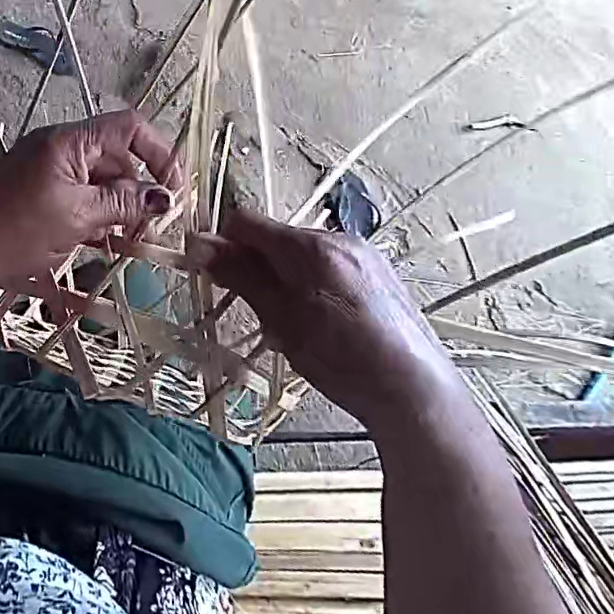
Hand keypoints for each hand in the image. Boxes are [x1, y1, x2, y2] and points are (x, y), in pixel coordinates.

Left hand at [0, 110, 183, 296]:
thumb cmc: (16, 232)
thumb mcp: (77, 218)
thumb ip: (123, 203)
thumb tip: (164, 198)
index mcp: (69, 141)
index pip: (128, 127)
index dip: (158, 152)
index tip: (175, 188)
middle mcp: (61, 146)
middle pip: (117, 156)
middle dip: (139, 188)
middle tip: (151, 227)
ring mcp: (50, 167)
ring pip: (101, 177)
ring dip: (120, 205)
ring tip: (129, 239)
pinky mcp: (42, 188)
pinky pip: (82, 192)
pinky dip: (98, 212)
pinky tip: (106, 240)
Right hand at [186, 207, 456, 433]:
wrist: (414, 391)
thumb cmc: (340, 359)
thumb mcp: (280, 319)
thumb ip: (240, 276)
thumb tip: (198, 243)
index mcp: (308, 246)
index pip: (246, 222)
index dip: (224, 244)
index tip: (218, 276)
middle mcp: (335, 237)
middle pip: (276, 237)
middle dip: (258, 265)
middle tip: (263, 312)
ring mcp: (362, 253)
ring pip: (303, 253)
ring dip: (286, 276)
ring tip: (297, 324)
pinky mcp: (380, 271)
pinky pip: (331, 264)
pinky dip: (315, 282)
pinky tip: (328, 322)